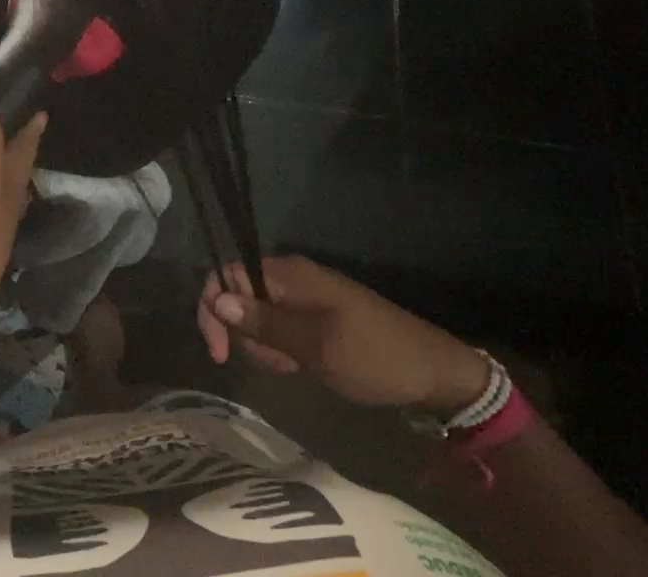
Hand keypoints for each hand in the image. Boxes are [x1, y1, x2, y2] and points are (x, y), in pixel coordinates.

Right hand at [196, 255, 489, 414]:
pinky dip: (282, 349)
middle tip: (282, 363)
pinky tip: (303, 366)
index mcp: (290, 274)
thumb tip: (216, 299)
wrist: (434, 373)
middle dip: (247, 335)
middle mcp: (292, 277)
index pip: (226, 274)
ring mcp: (304, 296)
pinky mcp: (314, 315)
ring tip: (298, 367)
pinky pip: (279, 327)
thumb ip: (264, 324)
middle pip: (238, 298)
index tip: (221, 353)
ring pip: (257, 317)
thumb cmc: (375, 356)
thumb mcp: (316, 346)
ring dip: (266, 347)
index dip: (213, 309)